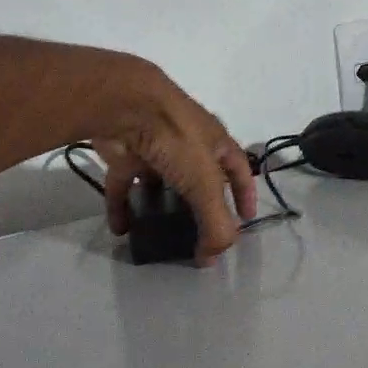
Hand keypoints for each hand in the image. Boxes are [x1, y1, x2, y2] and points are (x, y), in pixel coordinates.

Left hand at [89, 59, 256, 263]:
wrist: (127, 107)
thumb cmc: (177, 140)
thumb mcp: (206, 184)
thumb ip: (215, 224)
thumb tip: (211, 260)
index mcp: (215, 141)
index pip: (239, 169)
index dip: (244, 193)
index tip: (246, 219)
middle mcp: (187, 142)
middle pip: (199, 178)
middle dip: (199, 206)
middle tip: (197, 236)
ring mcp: (154, 146)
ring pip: (160, 181)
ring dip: (159, 206)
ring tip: (159, 234)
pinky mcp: (125, 152)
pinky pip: (124, 185)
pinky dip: (122, 206)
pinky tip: (122, 230)